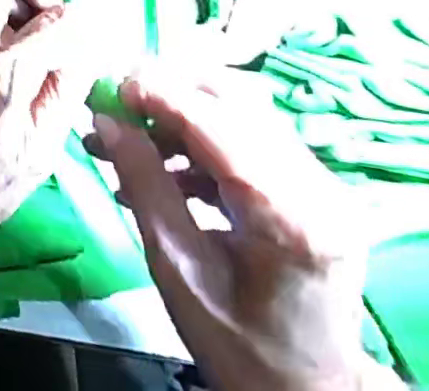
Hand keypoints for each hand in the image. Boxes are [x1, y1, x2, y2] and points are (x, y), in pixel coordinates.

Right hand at [90, 67, 392, 390]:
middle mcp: (318, 188)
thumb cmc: (235, 342)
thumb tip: (106, 119)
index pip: (216, 124)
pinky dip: (196, 136)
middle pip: (236, 101)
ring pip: (240, 112)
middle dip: (168, 90)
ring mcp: (321, 186)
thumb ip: (143, 184)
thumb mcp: (176, 265)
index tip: (107, 87)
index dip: (158, 94)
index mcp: (288, 216)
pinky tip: (158, 163)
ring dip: (177, 112)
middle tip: (115, 100)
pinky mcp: (311, 188)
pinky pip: (246, 137)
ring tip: (124, 136)